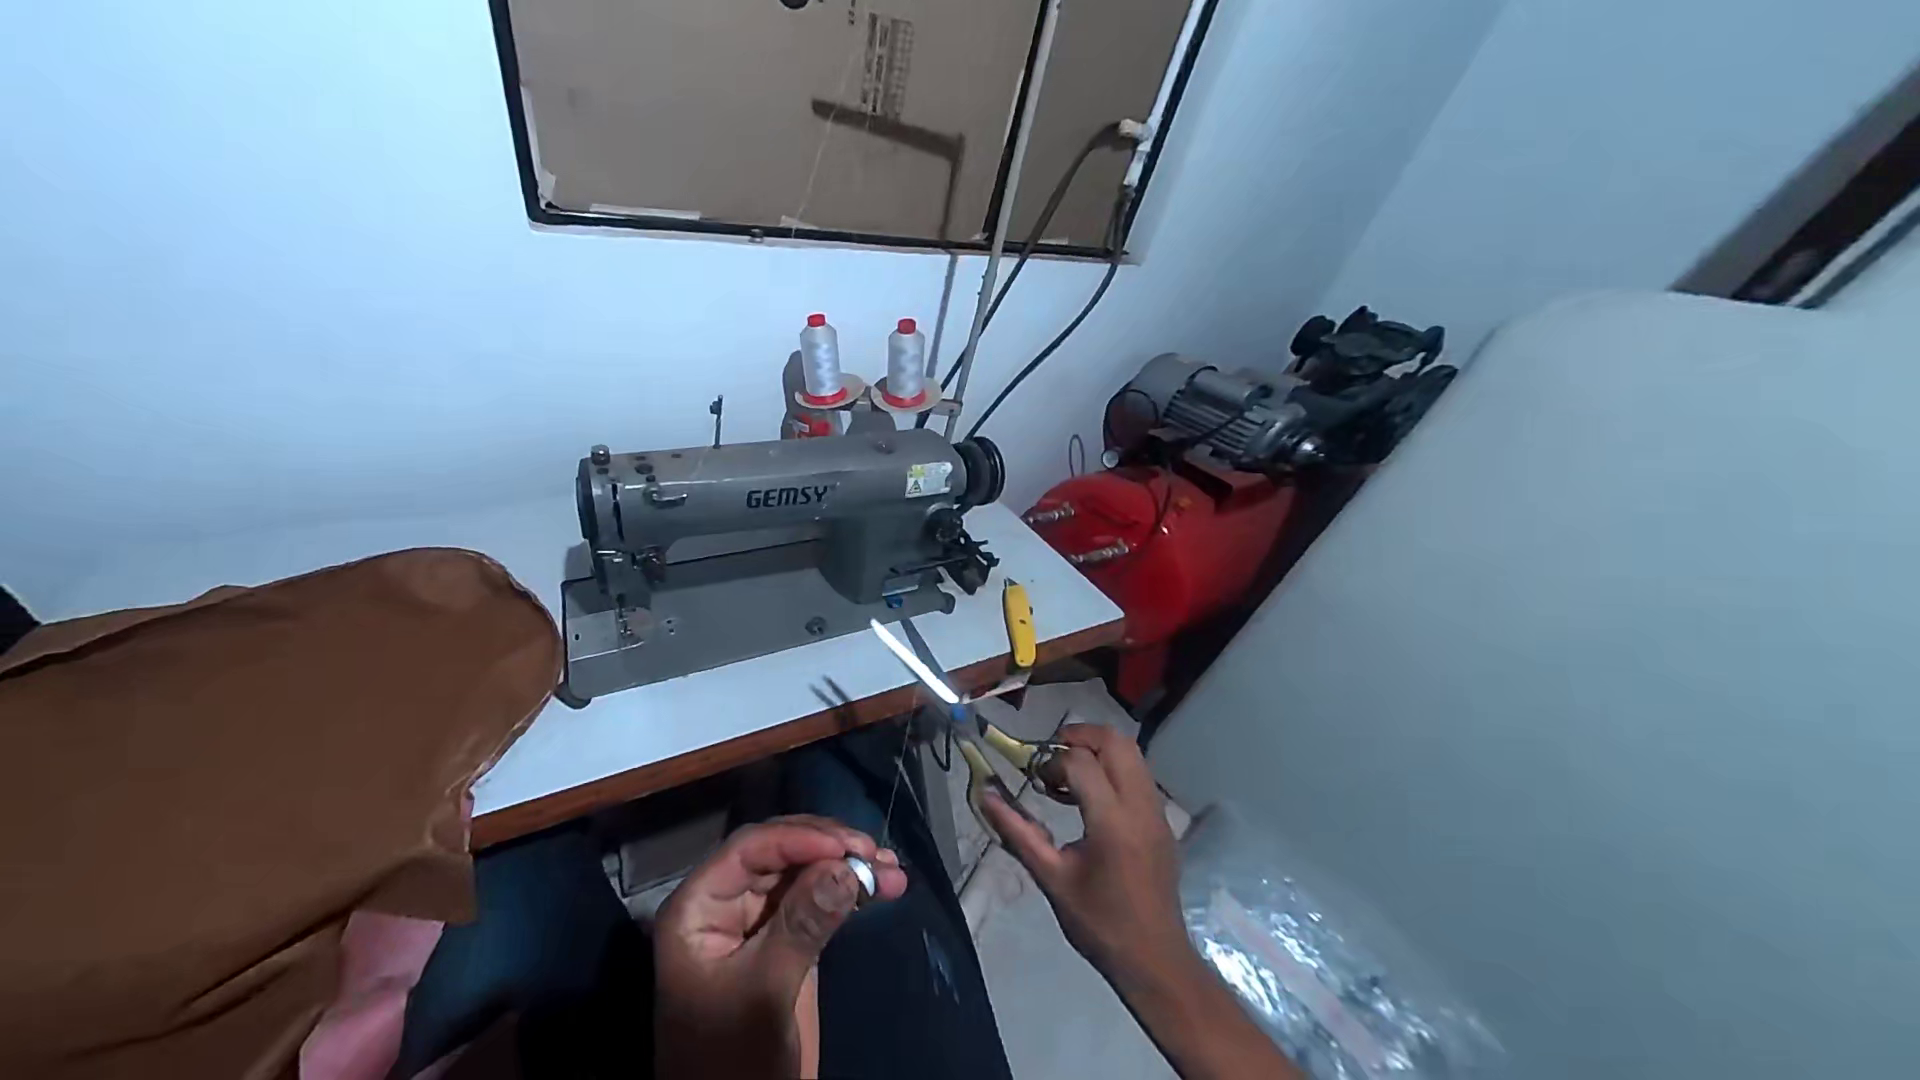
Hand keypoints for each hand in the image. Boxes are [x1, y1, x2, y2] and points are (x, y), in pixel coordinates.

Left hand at [652, 815, 905, 1078]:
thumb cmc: (732, 1062)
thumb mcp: (764, 993)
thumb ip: (801, 925)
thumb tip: (845, 866)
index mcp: (699, 908)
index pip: (750, 849)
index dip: (799, 838)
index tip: (849, 847)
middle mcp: (726, 903)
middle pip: (781, 851)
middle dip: (831, 846)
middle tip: (875, 853)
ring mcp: (758, 920)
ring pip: (805, 869)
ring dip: (849, 864)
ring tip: (892, 868)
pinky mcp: (786, 937)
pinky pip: (819, 896)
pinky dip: (851, 888)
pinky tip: (884, 885)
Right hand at [980, 724, 1186, 981]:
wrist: (1155, 960)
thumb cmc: (1098, 923)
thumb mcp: (1051, 877)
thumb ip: (1017, 831)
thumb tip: (986, 795)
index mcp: (1112, 821)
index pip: (1081, 762)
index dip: (1052, 762)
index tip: (1036, 780)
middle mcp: (1140, 805)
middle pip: (1115, 741)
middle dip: (1080, 736)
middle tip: (1052, 755)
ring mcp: (1157, 811)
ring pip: (1132, 753)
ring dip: (1098, 750)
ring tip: (1069, 775)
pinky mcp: (1163, 819)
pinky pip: (1139, 773)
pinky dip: (1114, 768)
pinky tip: (1092, 797)